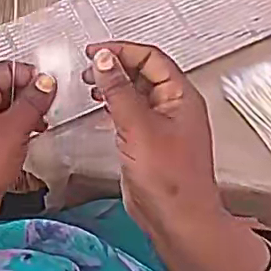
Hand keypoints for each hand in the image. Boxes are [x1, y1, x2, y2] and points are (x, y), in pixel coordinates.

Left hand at [0, 62, 58, 216]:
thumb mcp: (13, 128)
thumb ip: (31, 102)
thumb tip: (45, 81)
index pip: (5, 69)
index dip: (29, 73)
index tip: (51, 85)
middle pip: (6, 89)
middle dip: (30, 95)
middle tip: (53, 105)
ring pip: (6, 112)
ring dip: (27, 115)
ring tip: (46, 123)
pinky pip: (4, 132)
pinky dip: (20, 133)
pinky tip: (33, 141)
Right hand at [83, 43, 221, 230]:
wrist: (177, 220)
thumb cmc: (171, 181)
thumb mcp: (138, 126)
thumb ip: (118, 89)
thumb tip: (104, 60)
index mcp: (180, 96)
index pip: (150, 57)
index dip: (121, 50)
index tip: (95, 52)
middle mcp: (173, 107)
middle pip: (143, 71)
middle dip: (115, 65)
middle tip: (89, 66)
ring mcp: (161, 124)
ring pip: (135, 91)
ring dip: (112, 84)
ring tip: (91, 84)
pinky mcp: (148, 140)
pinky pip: (130, 111)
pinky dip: (113, 104)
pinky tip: (101, 108)